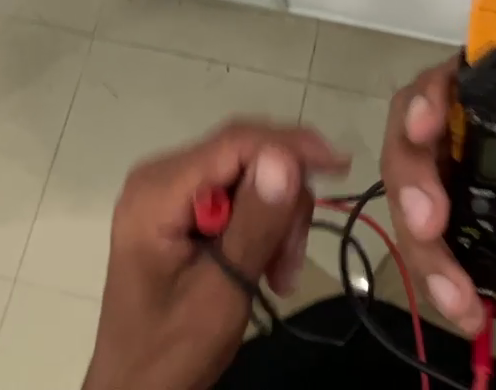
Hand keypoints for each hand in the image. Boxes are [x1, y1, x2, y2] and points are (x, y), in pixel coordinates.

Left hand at [83, 121, 350, 389]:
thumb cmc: (169, 352)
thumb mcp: (219, 293)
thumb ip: (254, 224)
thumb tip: (286, 158)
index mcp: (158, 190)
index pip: (236, 143)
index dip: (290, 147)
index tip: (338, 166)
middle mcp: (163, 176)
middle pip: (247, 156)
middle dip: (282, 201)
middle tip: (293, 258)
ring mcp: (173, 190)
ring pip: (251, 175)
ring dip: (277, 220)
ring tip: (280, 275)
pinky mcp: (184, 207)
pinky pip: (241, 195)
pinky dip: (264, 226)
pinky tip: (267, 268)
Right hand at [380, 62, 495, 382]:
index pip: (476, 68)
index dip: (440, 84)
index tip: (428, 118)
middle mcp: (490, 129)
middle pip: (420, 117)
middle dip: (411, 165)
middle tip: (429, 217)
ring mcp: (464, 176)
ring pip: (407, 175)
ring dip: (416, 229)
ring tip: (452, 286)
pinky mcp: (451, 224)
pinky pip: (416, 234)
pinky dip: (429, 271)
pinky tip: (461, 304)